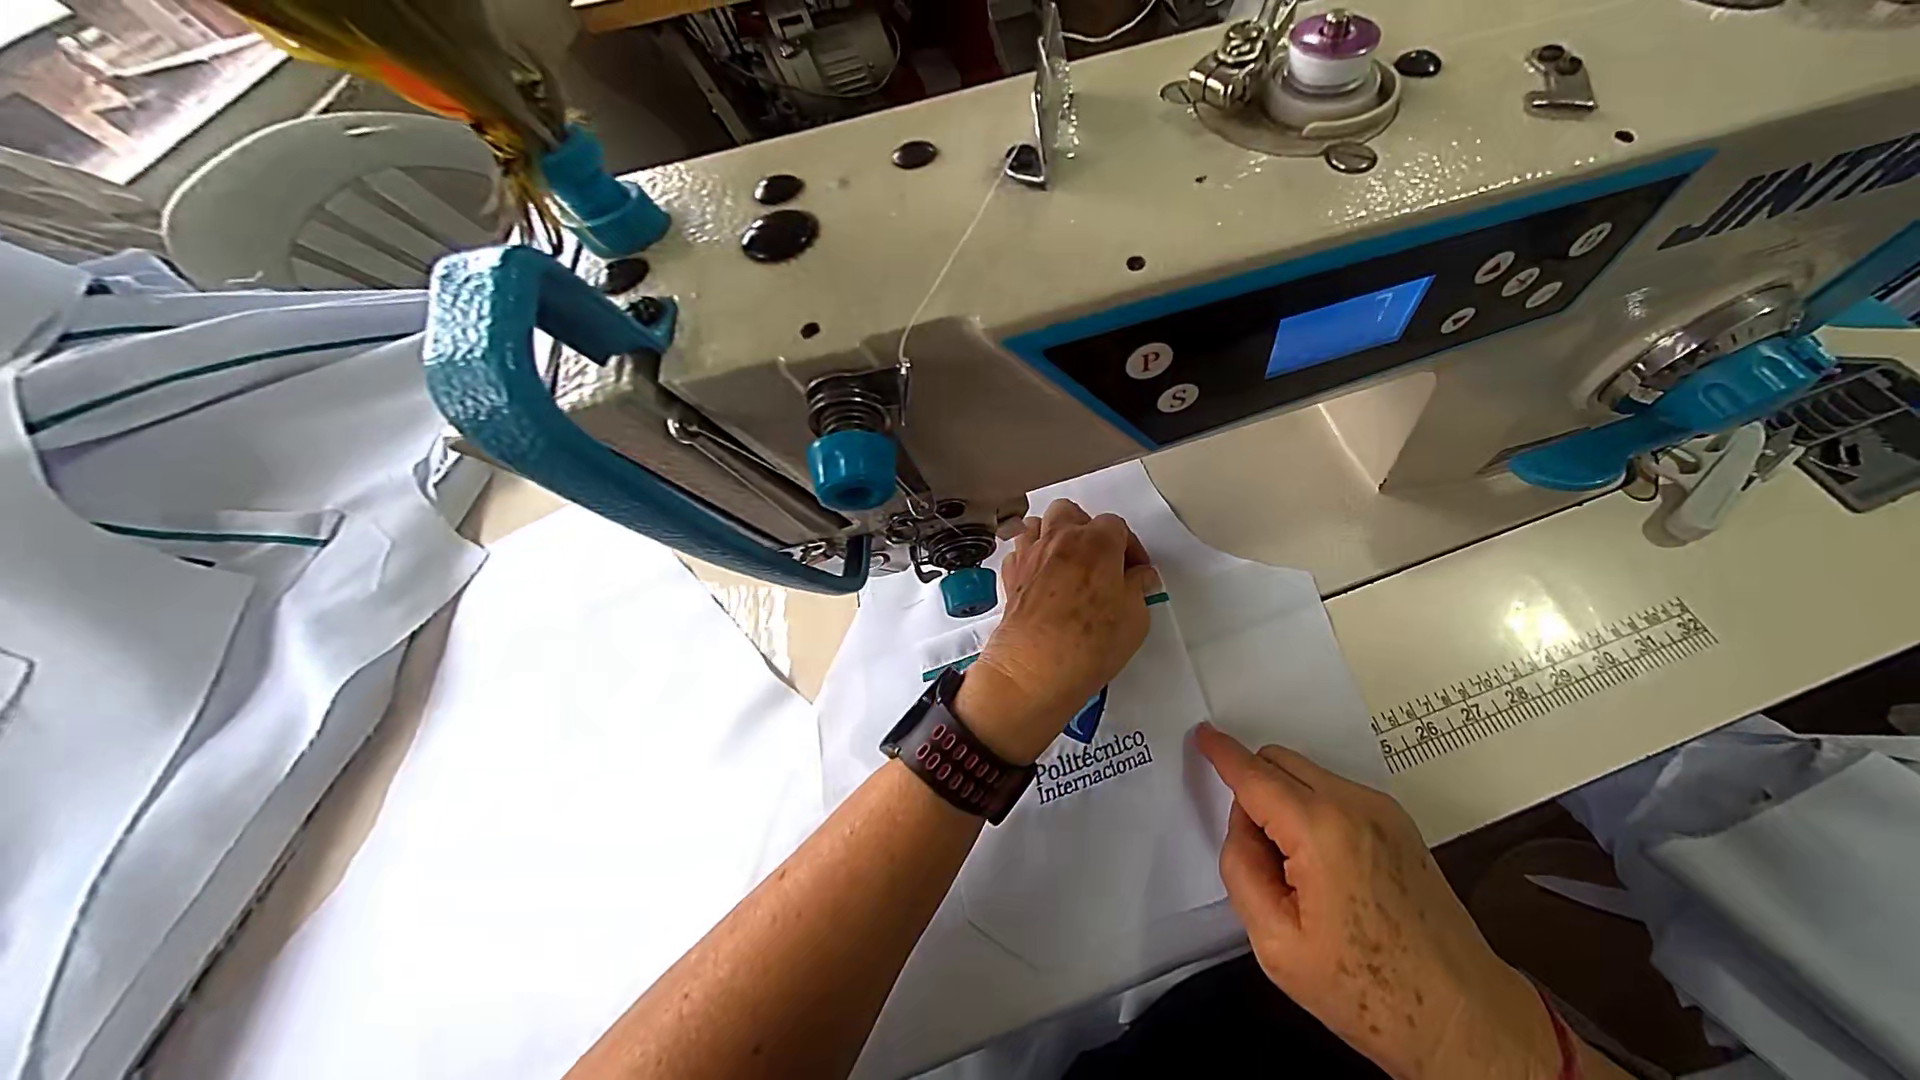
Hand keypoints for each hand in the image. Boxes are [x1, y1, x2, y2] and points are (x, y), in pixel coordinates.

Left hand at [955, 500, 1158, 764]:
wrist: (1035, 668)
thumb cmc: (1087, 643)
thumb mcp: (1135, 617)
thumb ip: (1138, 587)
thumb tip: (1139, 576)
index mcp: (1095, 542)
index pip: (1116, 525)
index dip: (1129, 547)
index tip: (1136, 570)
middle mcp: (1059, 540)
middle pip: (1070, 512)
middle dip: (1086, 527)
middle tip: (1100, 557)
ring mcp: (1031, 556)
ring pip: (1038, 524)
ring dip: (1053, 535)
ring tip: (1067, 560)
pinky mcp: (1011, 576)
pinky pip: (1019, 551)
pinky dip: (1030, 557)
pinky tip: (1042, 576)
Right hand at [1195, 724, 1560, 1079]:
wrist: (1468, 1022)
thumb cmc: (1373, 992)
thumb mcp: (1276, 942)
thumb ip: (1241, 868)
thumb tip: (1243, 827)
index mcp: (1321, 831)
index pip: (1254, 775)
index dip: (1222, 753)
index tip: (1203, 735)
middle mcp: (1356, 806)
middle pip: (1279, 761)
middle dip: (1252, 787)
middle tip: (1255, 853)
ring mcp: (1383, 812)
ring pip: (1305, 774)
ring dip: (1281, 801)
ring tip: (1295, 874)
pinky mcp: (1398, 824)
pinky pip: (1332, 792)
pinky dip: (1309, 810)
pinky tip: (1322, 869)